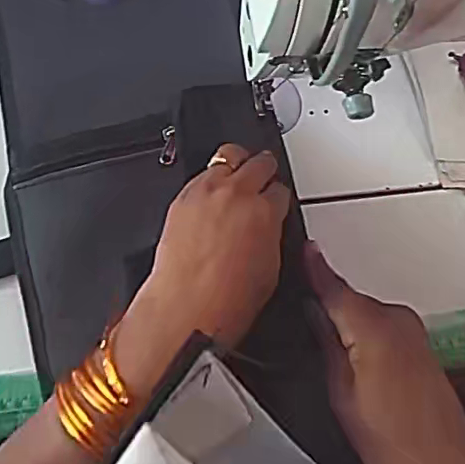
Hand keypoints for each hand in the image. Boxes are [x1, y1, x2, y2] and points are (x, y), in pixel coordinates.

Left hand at [115, 144, 289, 390]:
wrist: (186, 308)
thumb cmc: (226, 300)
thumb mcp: (271, 269)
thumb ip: (272, 235)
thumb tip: (269, 227)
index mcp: (265, 212)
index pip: (281, 190)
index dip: (279, 197)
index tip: (275, 201)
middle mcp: (237, 194)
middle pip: (259, 162)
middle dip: (265, 169)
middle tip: (265, 175)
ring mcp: (208, 191)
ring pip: (228, 155)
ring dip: (237, 164)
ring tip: (239, 170)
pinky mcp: (183, 195)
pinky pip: (201, 173)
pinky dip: (210, 178)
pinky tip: (212, 190)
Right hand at [306, 243, 464, 463]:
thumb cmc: (397, 445)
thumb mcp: (341, 396)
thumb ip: (325, 344)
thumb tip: (314, 313)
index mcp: (374, 328)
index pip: (334, 287)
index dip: (315, 268)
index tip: (304, 248)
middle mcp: (397, 320)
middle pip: (349, 300)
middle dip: (328, 309)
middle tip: (308, 332)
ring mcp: (412, 329)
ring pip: (365, 313)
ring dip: (348, 324)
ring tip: (337, 363)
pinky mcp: (420, 341)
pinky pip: (382, 324)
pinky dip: (366, 333)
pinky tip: (360, 365)